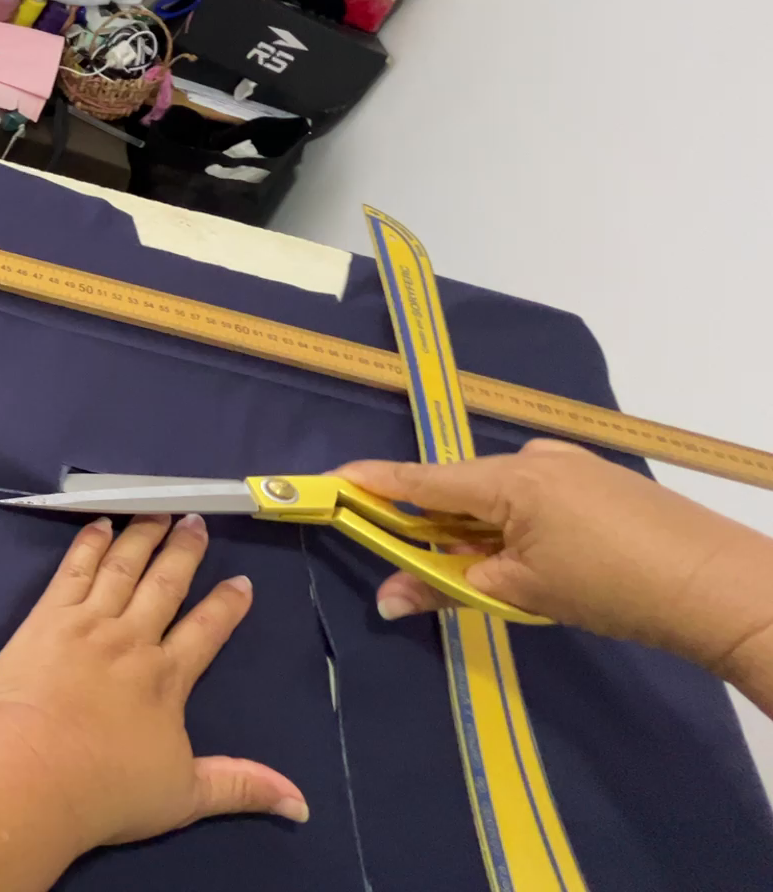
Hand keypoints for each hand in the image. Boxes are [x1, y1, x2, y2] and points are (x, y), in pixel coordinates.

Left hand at [0, 514, 307, 849]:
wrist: (33, 765)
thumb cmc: (105, 786)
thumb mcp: (184, 796)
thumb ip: (239, 786)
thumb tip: (302, 804)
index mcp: (167, 678)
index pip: (206, 631)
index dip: (226, 606)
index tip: (241, 581)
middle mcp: (131, 639)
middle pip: (164, 585)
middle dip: (183, 551)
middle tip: (195, 520)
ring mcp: (88, 622)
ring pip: (121, 568)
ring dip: (140, 536)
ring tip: (155, 510)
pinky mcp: (47, 615)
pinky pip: (73, 570)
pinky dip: (88, 544)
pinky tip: (98, 524)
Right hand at [338, 440, 772, 674]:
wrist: (741, 596)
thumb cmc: (615, 588)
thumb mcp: (518, 592)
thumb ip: (441, 587)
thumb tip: (384, 602)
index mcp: (507, 478)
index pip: (417, 479)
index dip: (369, 481)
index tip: (329, 481)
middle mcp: (533, 458)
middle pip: (454, 484)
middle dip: (428, 516)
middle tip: (417, 552)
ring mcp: (570, 463)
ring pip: (492, 487)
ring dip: (473, 520)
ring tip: (486, 561)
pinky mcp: (598, 476)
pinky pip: (528, 488)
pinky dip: (510, 515)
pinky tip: (530, 547)